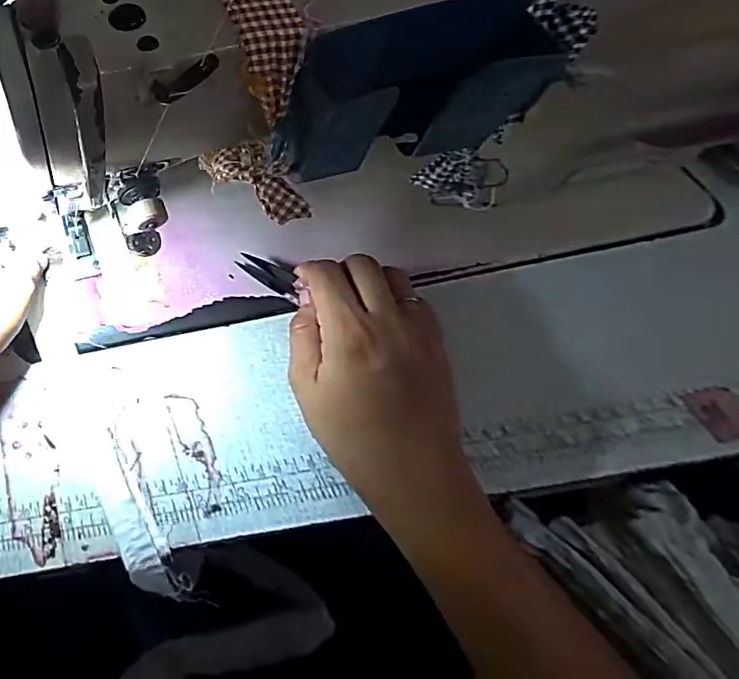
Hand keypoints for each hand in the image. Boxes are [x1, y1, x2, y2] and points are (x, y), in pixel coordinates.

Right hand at [287, 255, 481, 524]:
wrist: (414, 473)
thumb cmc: (351, 435)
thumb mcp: (304, 386)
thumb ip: (301, 336)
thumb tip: (307, 305)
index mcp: (348, 333)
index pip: (326, 274)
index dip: (307, 272)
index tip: (300, 284)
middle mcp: (387, 324)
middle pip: (361, 264)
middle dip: (336, 270)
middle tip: (324, 294)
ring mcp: (419, 333)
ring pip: (393, 275)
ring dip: (368, 280)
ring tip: (354, 305)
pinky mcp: (438, 345)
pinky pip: (417, 300)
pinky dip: (396, 298)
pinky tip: (381, 323)